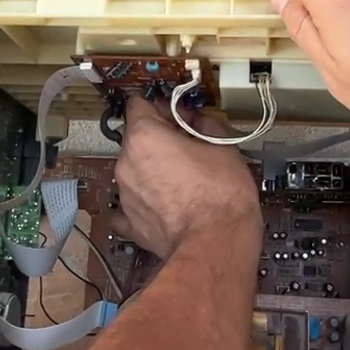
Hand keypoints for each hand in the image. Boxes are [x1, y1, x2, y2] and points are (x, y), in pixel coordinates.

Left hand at [111, 99, 261, 258]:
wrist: (216, 245)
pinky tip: (163, 202)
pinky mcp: (130, 222)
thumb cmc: (221, 197)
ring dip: (153, 167)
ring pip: (134, 168)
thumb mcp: (223, 146)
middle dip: (159, 138)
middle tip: (187, 145)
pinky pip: (130, 203)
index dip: (161, 106)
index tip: (176, 113)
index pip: (138, 104)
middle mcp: (127, 163)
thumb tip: (199, 122)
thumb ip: (204, 124)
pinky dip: (144, 200)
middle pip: (136, 137)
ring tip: (185, 177)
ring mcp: (125, 194)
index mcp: (145, 137)